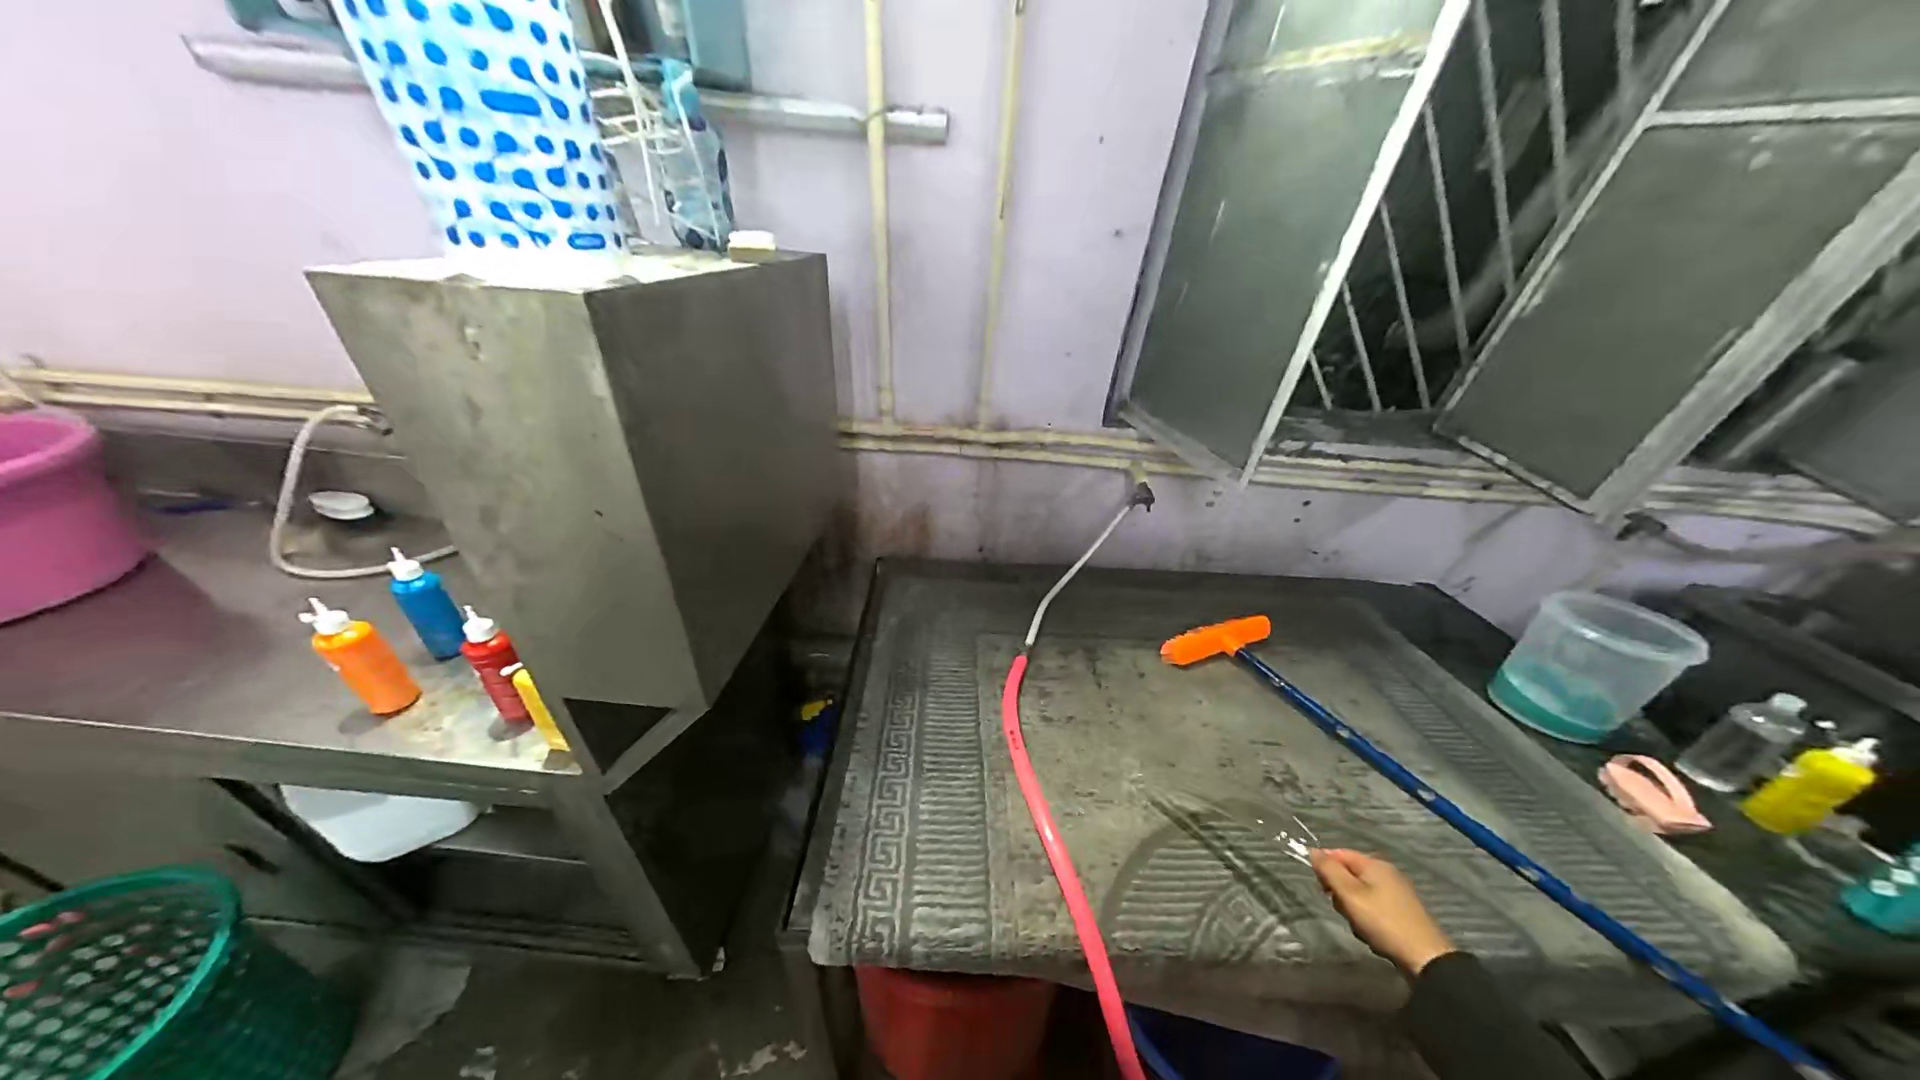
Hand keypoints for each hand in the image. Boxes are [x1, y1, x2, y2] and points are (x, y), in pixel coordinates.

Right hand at [1310, 848, 1455, 977]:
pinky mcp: (1402, 912)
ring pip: (1359, 893)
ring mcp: (1397, 893)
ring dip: (1353, 909)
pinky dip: (1368, 919)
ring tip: (1360, 926)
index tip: (1323, 888)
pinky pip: (1373, 907)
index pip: (1338, 853)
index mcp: (1375, 864)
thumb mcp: (1349, 893)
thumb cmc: (1383, 922)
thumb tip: (1313, 850)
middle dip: (1340, 892)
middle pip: (1348, 874)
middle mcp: (1387, 873)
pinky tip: (1372, 934)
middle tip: (1345, 909)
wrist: (1426, 959)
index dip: (1325, 868)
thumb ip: (1328, 870)